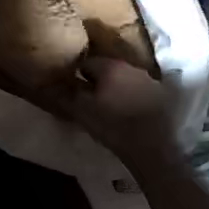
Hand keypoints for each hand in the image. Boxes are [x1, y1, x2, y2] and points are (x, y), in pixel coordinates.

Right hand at [56, 55, 178, 169]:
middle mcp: (130, 67)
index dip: (76, 75)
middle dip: (96, 81)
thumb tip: (47, 85)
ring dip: (114, 89)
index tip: (71, 89)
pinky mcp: (161, 95)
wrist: (153, 146)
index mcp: (110, 67)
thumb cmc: (113, 125)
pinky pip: (138, 91)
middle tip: (87, 100)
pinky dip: (130, 98)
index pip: (86, 62)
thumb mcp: (82, 112)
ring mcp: (149, 80)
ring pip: (124, 80)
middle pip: (107, 70)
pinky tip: (126, 114)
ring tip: (107, 108)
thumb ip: (65, 96)